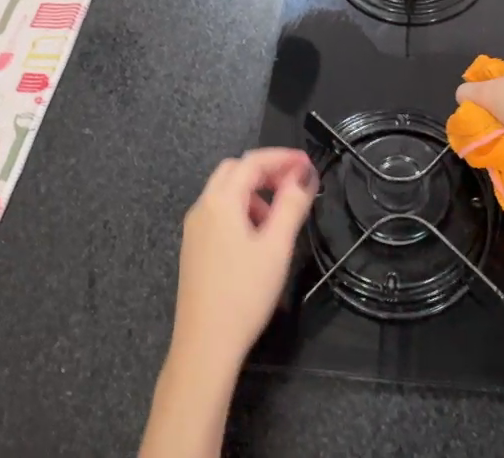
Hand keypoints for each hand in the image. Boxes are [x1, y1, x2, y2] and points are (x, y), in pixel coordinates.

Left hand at [171, 147, 316, 366]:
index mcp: (220, 202)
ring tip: (279, 218)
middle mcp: (202, 208)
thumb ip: (292, 205)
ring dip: (254, 192)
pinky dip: (242, 211)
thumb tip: (304, 175)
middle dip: (266, 171)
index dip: (282, 158)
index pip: (252, 162)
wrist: (205, 346)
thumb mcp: (276, 247)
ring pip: (225, 193)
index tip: (309, 164)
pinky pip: (219, 214)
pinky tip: (258, 239)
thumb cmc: (244, 293)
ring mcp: (194, 230)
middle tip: (295, 185)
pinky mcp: (194, 249)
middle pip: (234, 171)